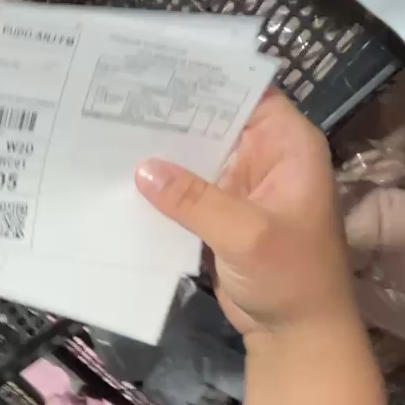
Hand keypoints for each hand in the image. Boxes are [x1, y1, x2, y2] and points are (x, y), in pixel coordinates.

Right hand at [134, 91, 385, 404]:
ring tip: (111, 134)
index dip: (207, 80)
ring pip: (197, 157)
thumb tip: (142, 169)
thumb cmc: (289, 276)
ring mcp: (240, 187)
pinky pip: (187, 191)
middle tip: (118, 103)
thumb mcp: (245, 233)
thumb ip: (195, 200)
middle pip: (216, 122)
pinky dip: (162, 188)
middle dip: (173, 115)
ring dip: (163, 153)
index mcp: (287, 146)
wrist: (294, 331)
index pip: (247, 93)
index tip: (156, 72)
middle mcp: (264, 158)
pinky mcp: (219, 215)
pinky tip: (125, 180)